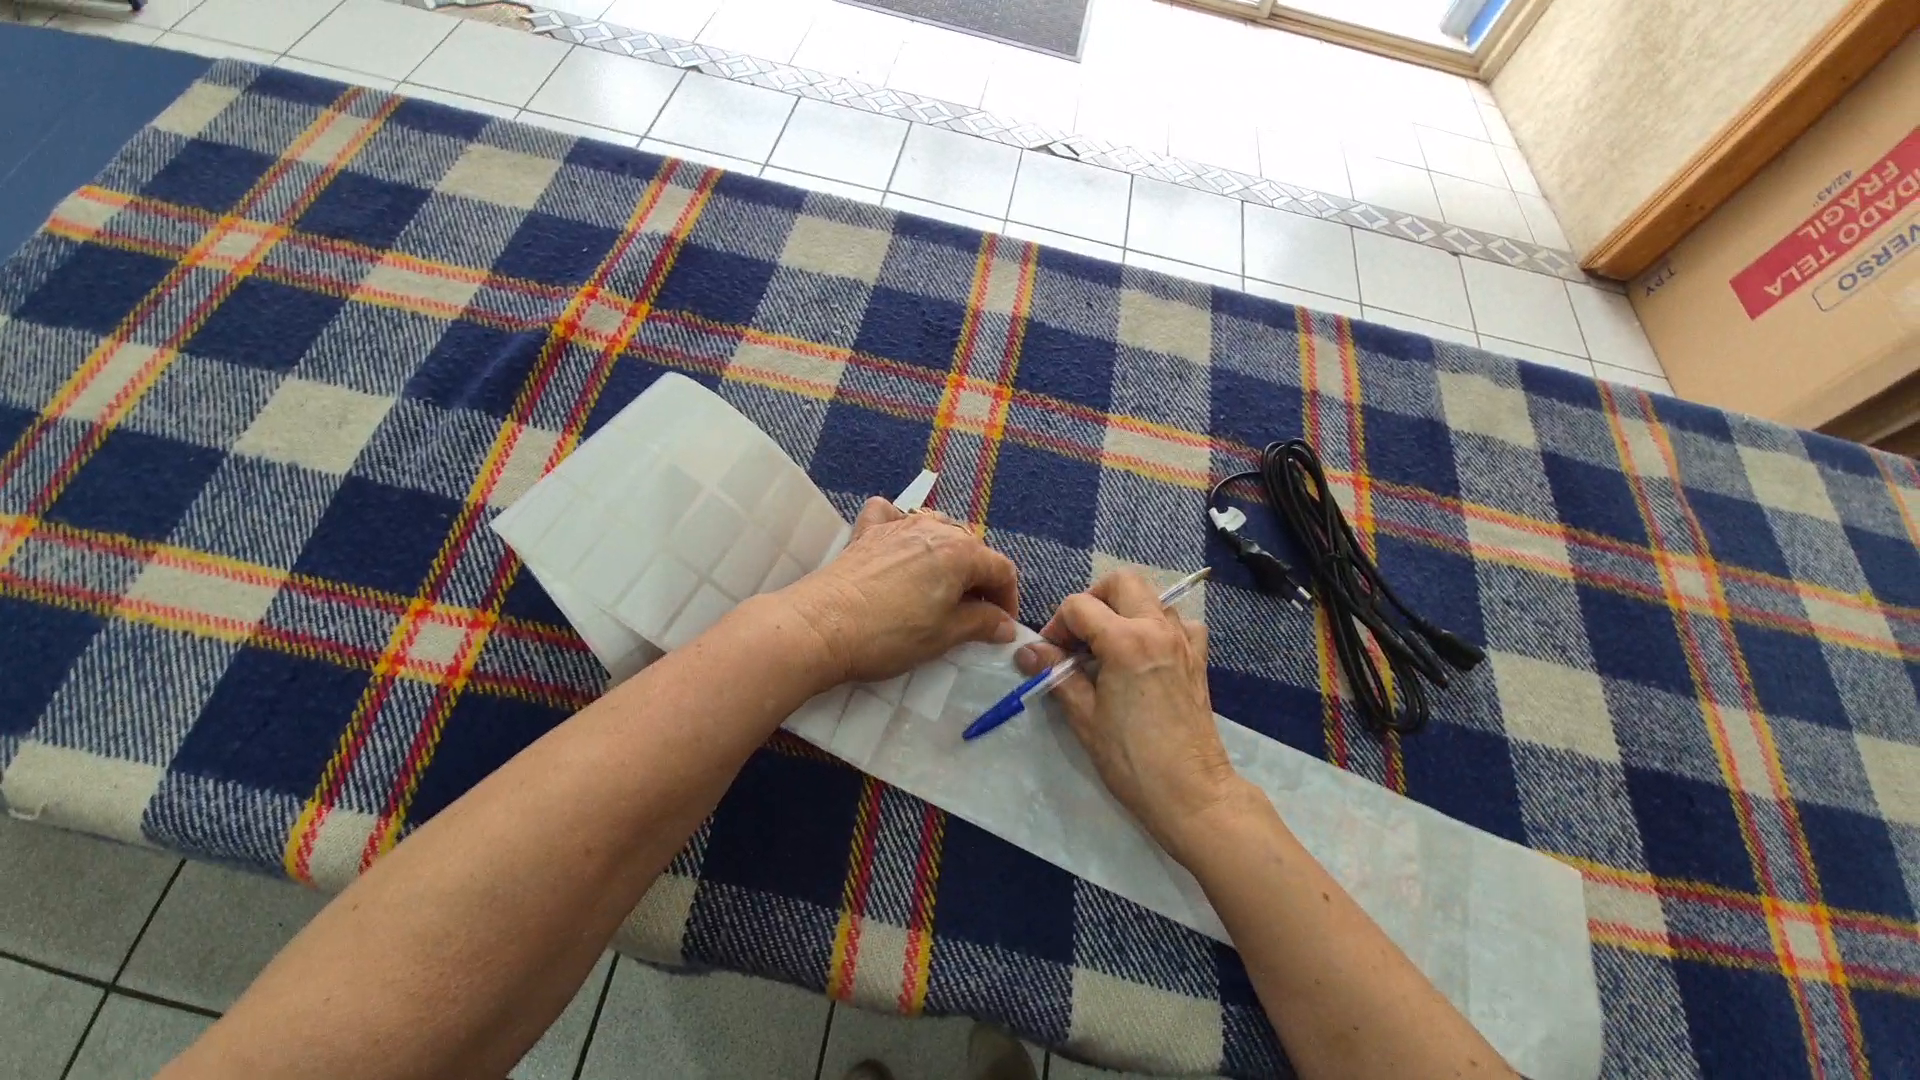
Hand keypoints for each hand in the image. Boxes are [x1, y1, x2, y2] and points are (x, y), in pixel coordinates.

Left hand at [778, 498, 1019, 685]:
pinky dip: (902, 525)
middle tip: (973, 615)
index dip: (1008, 600)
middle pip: (972, 549)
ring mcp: (898, 526)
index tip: (1002, 626)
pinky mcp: (867, 533)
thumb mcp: (945, 635)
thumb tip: (1005, 625)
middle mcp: (934, 529)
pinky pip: (892, 516)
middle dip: (979, 580)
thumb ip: (982, 624)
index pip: (1002, 570)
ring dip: (948, 556)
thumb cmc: (889, 634)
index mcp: (961, 552)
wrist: (821, 627)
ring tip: (941, 589)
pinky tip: (900, 545)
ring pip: (938, 530)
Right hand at [1015, 571, 1241, 854]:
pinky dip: (1157, 626)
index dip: (1056, 626)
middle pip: (1121, 581)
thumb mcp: (1084, 718)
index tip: (1050, 655)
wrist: (1192, 792)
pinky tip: (1144, 655)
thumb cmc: (1132, 759)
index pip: (1079, 606)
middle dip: (1093, 599)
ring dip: (1124, 610)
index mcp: (1127, 640)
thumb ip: (1057, 674)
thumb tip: (1027, 652)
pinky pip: (1178, 622)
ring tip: (1107, 647)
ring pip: (1151, 597)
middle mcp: (1158, 628)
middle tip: (1079, 636)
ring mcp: (1184, 640)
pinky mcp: (1198, 657)